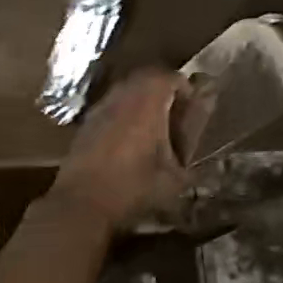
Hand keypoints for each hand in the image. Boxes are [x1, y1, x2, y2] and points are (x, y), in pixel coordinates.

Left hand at [48, 69, 188, 227]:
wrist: (82, 205)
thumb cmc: (134, 190)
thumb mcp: (175, 176)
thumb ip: (190, 147)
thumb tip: (200, 138)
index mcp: (146, 107)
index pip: (168, 76)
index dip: (184, 86)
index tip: (194, 104)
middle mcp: (121, 100)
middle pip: (144, 77)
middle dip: (164, 88)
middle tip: (178, 111)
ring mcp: (99, 111)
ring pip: (125, 90)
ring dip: (143, 99)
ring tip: (156, 125)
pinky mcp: (85, 126)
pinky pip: (111, 106)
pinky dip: (126, 113)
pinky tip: (132, 139)